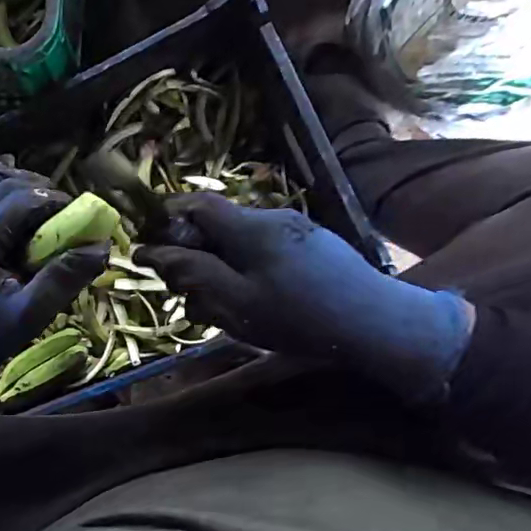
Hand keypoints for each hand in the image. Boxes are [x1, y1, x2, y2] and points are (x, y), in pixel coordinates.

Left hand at [0, 162, 109, 418]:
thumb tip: (102, 246)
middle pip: (6, 184)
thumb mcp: (32, 313)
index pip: (20, 201)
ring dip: (24, 184)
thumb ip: (63, 279)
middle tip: (68, 213)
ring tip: (50, 204)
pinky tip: (22, 183)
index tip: (81, 217)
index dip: (54, 200)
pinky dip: (3, 184)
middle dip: (42, 190)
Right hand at [135, 194, 473, 405]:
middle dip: (194, 253)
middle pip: (218, 225)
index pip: (197, 206)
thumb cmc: (302, 318)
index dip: (168, 220)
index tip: (151, 249)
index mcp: (252, 228)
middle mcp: (273, 218)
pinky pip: (266, 251)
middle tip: (187, 292)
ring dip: (222, 265)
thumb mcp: (239, 304)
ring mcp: (297, 230)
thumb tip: (154, 252)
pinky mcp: (314, 245)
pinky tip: (257, 301)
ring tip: (223, 306)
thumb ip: (194, 275)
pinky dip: (248, 270)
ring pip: (241, 241)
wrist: (379, 324)